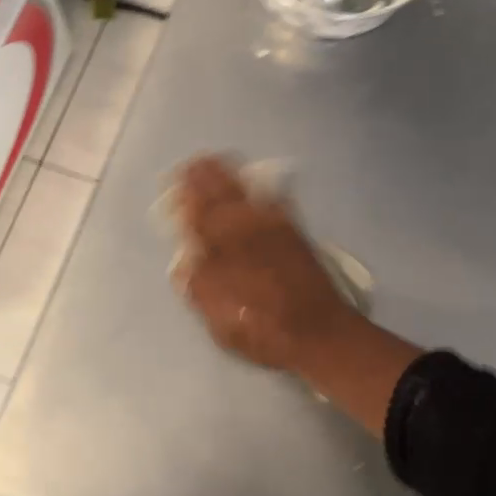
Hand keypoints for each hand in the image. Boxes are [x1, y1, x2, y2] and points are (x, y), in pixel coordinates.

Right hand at [170, 155, 366, 374]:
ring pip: (245, 189)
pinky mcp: (295, 231)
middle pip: (220, 193)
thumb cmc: (263, 331)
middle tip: (193, 164)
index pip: (196, 213)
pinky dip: (263, 187)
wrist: (319, 332)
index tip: (175, 184)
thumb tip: (184, 264)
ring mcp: (273, 226)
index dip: (185, 197)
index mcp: (222, 249)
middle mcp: (246, 229)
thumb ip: (199, 288)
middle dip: (204, 177)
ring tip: (215, 162)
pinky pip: (276, 199)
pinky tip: (260, 183)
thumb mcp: (219, 321)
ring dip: (228, 174)